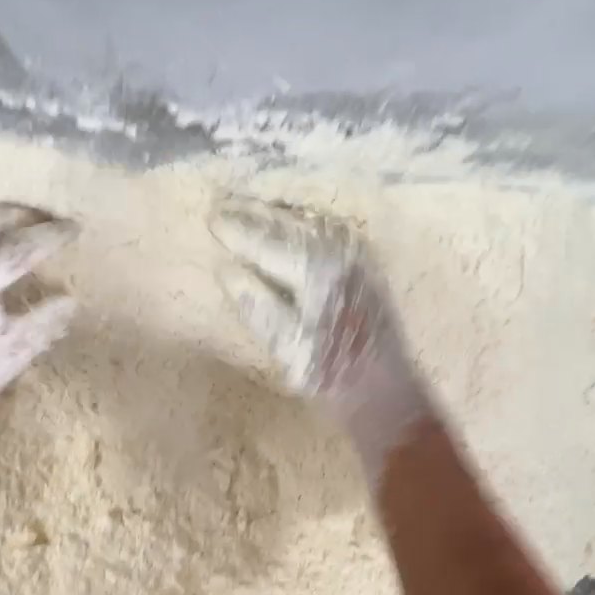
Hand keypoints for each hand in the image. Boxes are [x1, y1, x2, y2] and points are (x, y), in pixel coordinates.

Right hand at [210, 196, 432, 471]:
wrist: (384, 389)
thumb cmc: (330, 374)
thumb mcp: (287, 346)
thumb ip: (257, 306)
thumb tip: (225, 271)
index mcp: (316, 270)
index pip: (267, 242)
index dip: (237, 232)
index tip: (210, 221)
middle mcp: (338, 253)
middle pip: (288, 225)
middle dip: (254, 215)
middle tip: (222, 205)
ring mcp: (354, 257)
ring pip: (308, 224)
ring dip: (277, 216)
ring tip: (248, 208)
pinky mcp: (363, 266)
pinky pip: (325, 232)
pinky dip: (301, 225)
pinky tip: (290, 226)